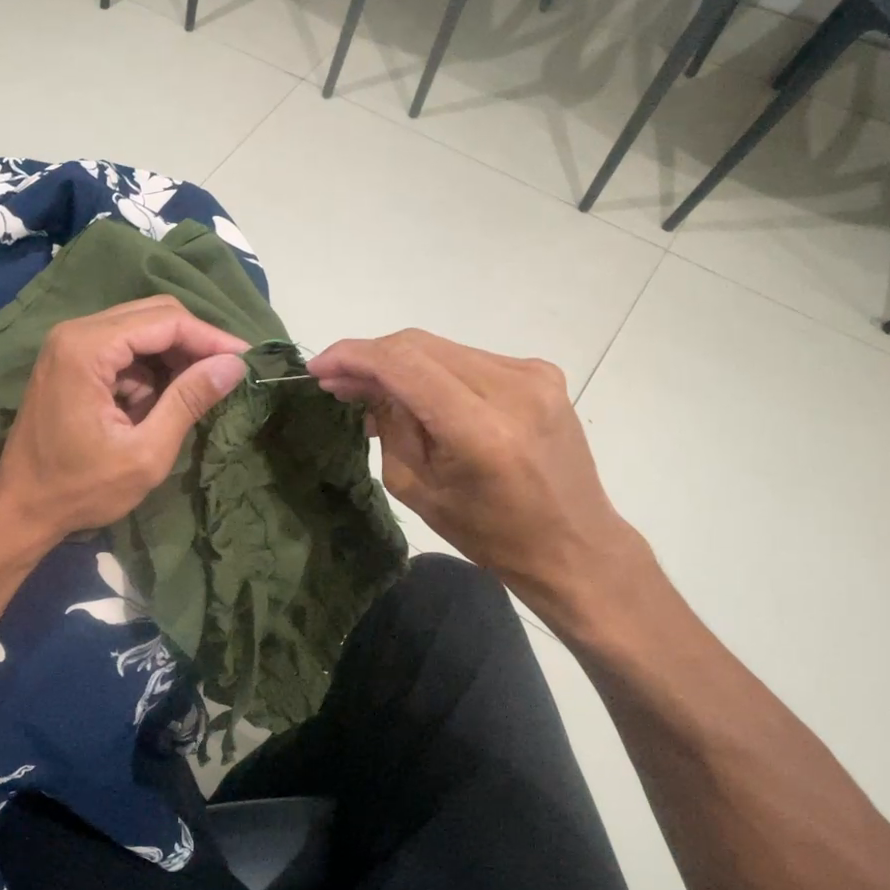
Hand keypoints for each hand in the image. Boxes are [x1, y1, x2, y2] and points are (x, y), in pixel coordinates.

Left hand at [0, 297, 247, 545]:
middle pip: (152, 315)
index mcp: (86, 348)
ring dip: (172, 357)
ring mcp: (68, 345)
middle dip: (194, 342)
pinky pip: (122, 349)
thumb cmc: (80, 489)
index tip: (247, 358)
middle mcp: (74, 333)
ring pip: (139, 330)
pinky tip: (161, 402)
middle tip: (228, 373)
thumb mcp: (145, 453)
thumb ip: (188, 402)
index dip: (210, 337)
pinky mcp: (69, 362)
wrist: (21, 509)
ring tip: (198, 392)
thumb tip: (234, 365)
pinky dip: (148, 370)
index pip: (164, 320)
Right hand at [307, 330, 645, 610]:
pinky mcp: (541, 374)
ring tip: (368, 391)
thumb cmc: (489, 534)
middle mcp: (512, 389)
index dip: (353, 357)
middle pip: (419, 345)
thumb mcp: (419, 488)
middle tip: (335, 381)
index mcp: (481, 429)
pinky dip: (432, 371)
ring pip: (441, 348)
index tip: (317, 368)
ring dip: (399, 363)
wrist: (572, 544)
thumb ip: (390, 427)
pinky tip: (414, 395)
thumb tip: (363, 384)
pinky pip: (467, 359)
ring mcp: (533, 376)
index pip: (404, 364)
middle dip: (370, 357)